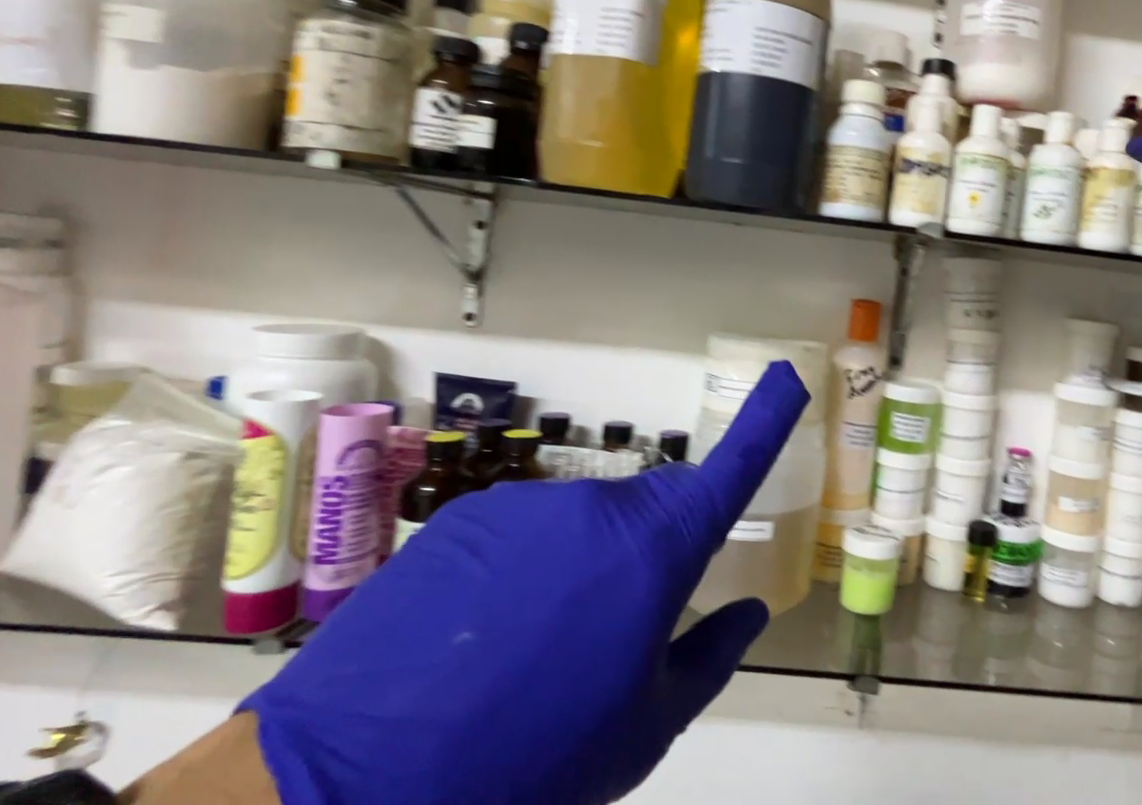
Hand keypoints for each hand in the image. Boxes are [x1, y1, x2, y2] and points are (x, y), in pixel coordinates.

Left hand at [240, 362, 810, 804]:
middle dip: (657, 549)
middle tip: (626, 629)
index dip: (767, 420)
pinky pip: (523, 535)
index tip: (788, 377)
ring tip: (542, 649)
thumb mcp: (645, 728)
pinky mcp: (460, 521)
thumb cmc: (536, 758)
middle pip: (652, 508)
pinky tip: (487, 637)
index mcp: (655, 550)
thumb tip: (746, 614)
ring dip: (587, 566)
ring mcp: (522, 507)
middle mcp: (595, 508)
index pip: (730, 469)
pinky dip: (528, 570)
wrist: (353, 778)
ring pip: (585, 525)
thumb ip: (709, 659)